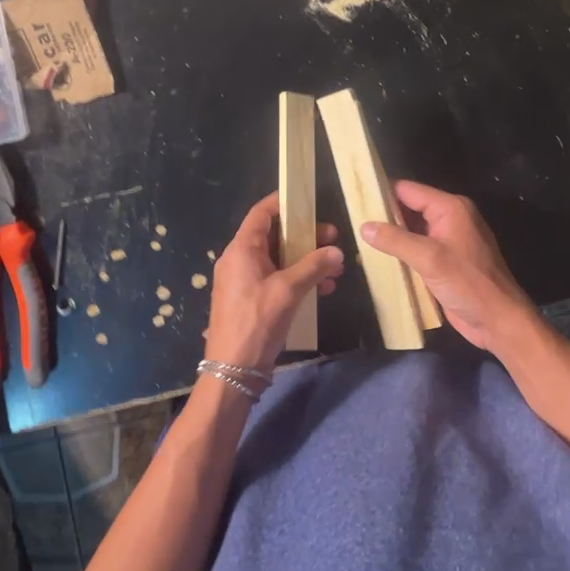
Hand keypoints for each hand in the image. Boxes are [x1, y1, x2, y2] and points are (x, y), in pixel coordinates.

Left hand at [203, 193, 343, 371]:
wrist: (232, 371)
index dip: (283, 202)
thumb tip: (337, 252)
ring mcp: (244, 281)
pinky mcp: (251, 300)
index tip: (308, 200)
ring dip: (306, 260)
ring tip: (335, 269)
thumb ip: (314, 267)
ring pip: (278, 259)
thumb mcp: (288, 291)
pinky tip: (322, 289)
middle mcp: (239, 260)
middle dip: (305, 236)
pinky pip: (276, 278)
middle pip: (274, 236)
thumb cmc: (256, 322)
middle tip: (333, 239)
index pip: (261, 213)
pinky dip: (298, 279)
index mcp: (242, 249)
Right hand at [360, 181, 539, 354]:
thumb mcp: (430, 259)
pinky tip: (377, 261)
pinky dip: (399, 253)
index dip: (382, 191)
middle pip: (409, 208)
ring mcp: (447, 241)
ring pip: (411, 231)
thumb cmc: (468, 283)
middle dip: (383, 216)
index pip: (409, 190)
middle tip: (351, 221)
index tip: (355, 197)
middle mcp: (449, 219)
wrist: (499, 321)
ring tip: (357, 240)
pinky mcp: (444, 262)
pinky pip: (417, 250)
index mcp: (450, 208)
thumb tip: (364, 226)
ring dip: (390, 237)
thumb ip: (396, 240)